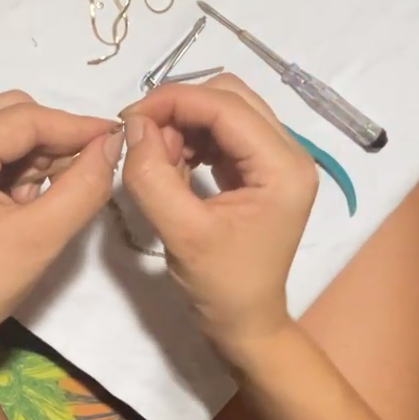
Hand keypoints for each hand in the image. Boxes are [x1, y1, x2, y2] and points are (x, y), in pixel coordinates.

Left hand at [0, 91, 120, 351]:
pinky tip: (34, 198)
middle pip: (11, 113)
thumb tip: (114, 141)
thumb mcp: (41, 237)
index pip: (22, 118)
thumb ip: (83, 186)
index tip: (117, 137)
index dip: (74, 125)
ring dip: (39, 153)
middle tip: (90, 167)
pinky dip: (22, 166)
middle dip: (54, 138)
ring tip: (59, 191)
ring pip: (5, 128)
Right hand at [120, 76, 316, 357]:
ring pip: (224, 111)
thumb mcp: (181, 233)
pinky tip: (174, 164)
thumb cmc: (220, 285)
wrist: (244, 322)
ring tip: (158, 158)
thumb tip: (133, 126)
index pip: (226, 106)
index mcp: (283, 167)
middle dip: (180, 109)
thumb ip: (153, 176)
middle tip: (143, 141)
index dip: (174, 101)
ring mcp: (276, 160)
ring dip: (184, 123)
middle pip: (229, 97)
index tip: (129, 119)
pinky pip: (222, 134)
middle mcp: (289, 153)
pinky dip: (192, 138)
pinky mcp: (259, 170)